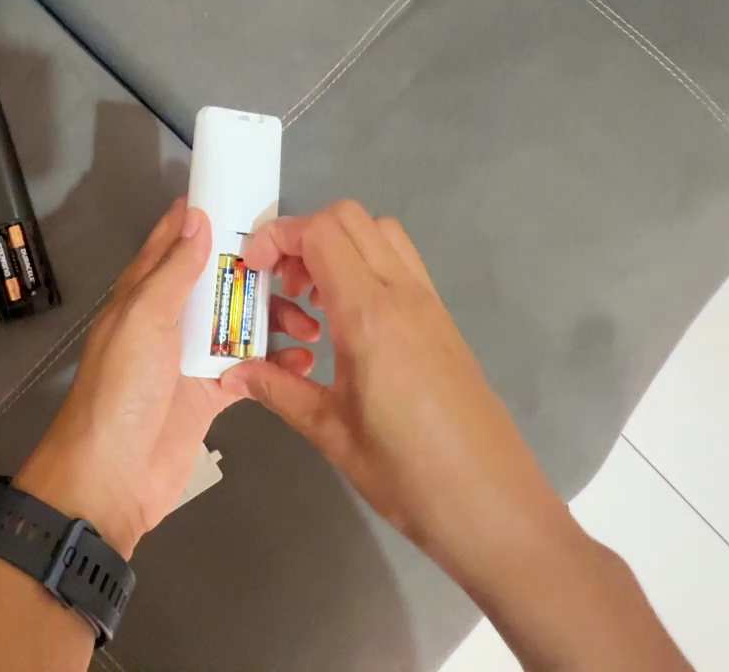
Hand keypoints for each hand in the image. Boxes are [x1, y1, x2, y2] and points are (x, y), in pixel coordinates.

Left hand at [16, 199, 317, 555]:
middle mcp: (168, 318)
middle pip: (217, 283)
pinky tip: (302, 362)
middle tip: (303, 273)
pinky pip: (247, 367)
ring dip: (273, 320)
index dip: (204, 220)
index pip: (174, 243)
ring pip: (237, 323)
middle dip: (257, 275)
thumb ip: (171, 271)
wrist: (112, 478)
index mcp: (143, 293)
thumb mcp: (142, 320)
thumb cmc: (121, 389)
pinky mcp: (210, 392)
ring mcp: (190, 356)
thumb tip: (196, 216)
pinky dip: (274, 363)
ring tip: (311, 324)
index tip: (249, 202)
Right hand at [218, 200, 575, 586]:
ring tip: (313, 301)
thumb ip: (276, 389)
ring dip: (337, 245)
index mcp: (370, 315)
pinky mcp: (443, 321)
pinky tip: (347, 322)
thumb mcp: (330, 432)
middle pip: (349, 217)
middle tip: (280, 284)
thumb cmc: (408, 475)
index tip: (253, 270)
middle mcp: (403, 295)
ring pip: (379, 232)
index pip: (320, 232)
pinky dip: (364, 265)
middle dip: (302, 235)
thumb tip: (229, 373)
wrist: (498, 511)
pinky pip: (399, 263)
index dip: (276, 236)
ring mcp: (429, 304)